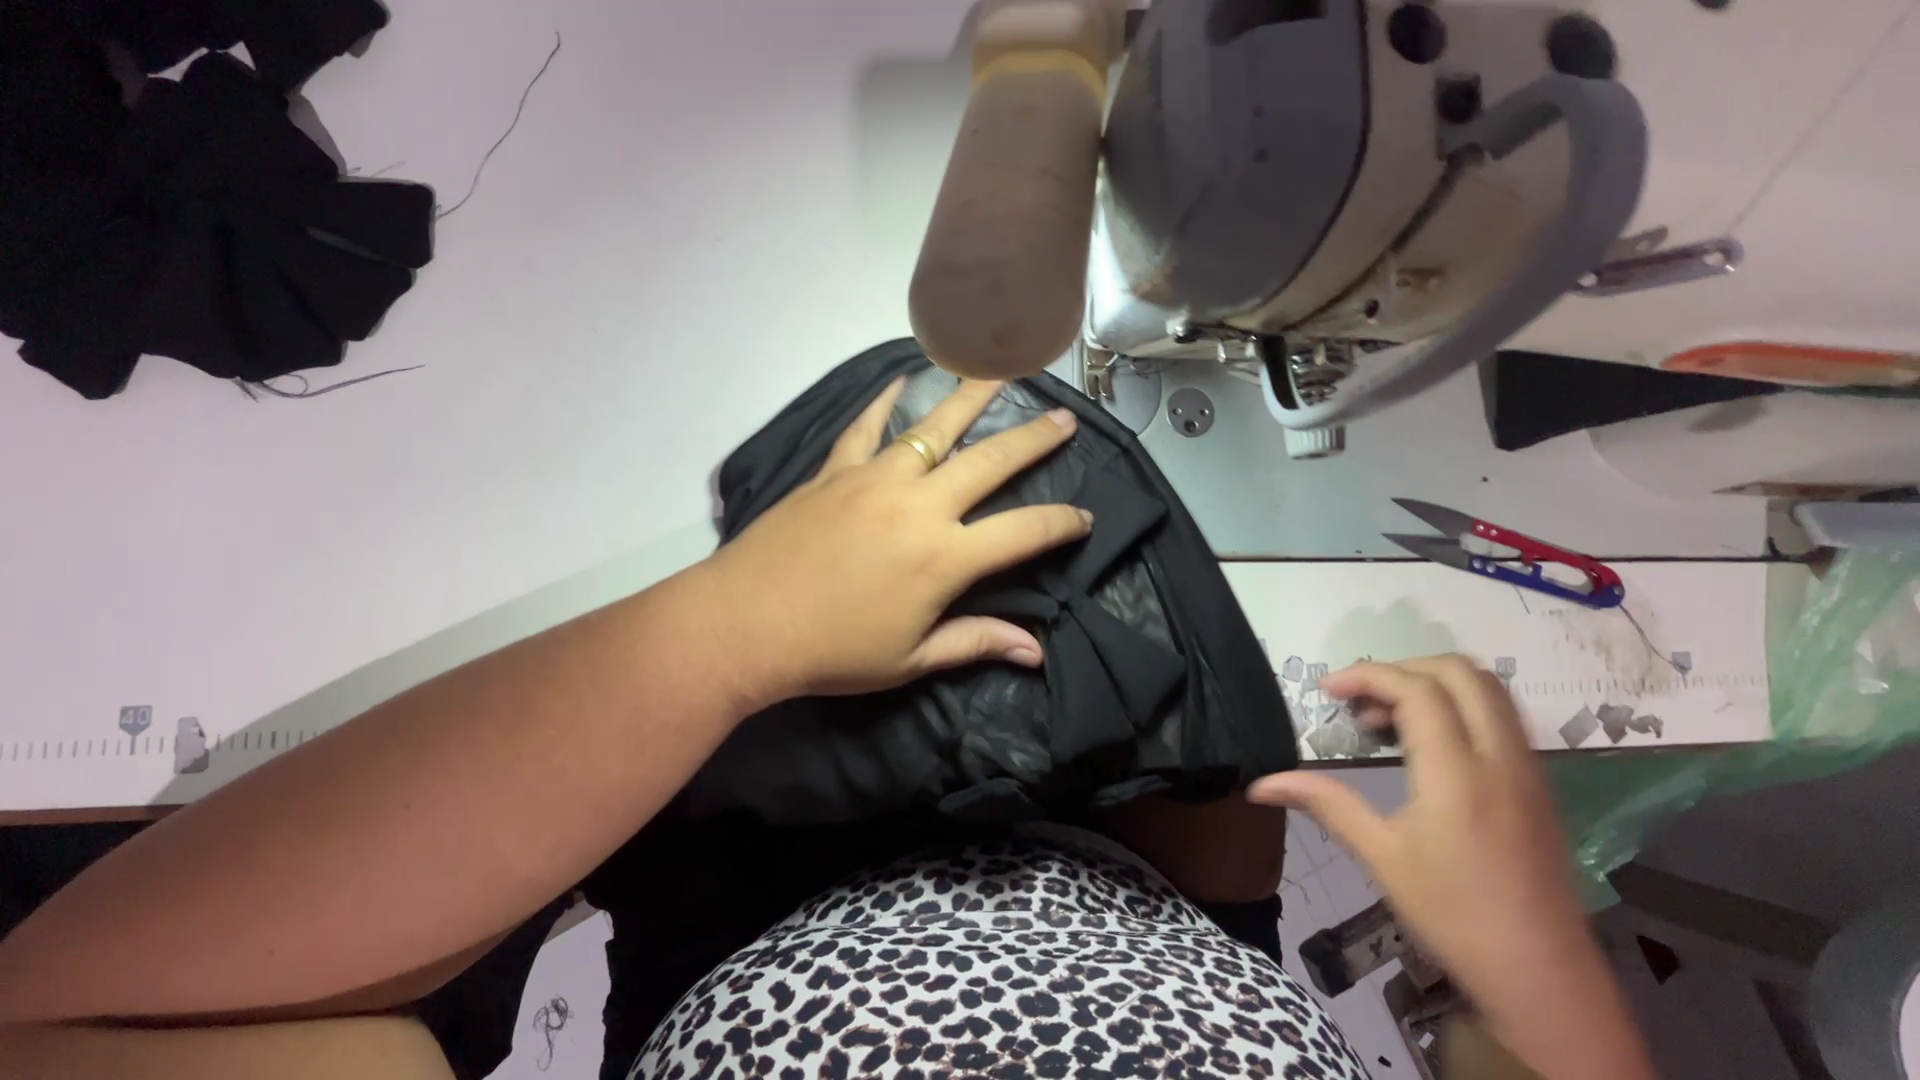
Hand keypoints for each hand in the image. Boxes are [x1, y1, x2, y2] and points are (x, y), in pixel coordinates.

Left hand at [696, 378, 1090, 703]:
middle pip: (990, 462)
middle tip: (1064, 420)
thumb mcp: (910, 660)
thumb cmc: (831, 652)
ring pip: (934, 428)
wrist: (744, 625)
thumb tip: (1034, 650)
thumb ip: (975, 642)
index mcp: (945, 558)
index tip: (1084, 518)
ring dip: (971, 398)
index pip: (1024, 532)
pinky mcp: (834, 471)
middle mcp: (919, 506)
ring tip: (999, 371)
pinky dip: (885, 402)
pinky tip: (901, 380)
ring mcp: (874, 480)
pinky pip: (866, 427)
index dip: (1062, 524)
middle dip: (1033, 440)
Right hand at [1249, 655, 1654, 1079]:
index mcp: (1458, 773)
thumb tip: (1260, 784)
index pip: (1417, 690)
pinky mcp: (1537, 782)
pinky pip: (1500, 716)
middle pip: (1459, 672)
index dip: (1367, 675)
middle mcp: (1500, 756)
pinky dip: (1458, 706)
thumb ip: (1325, 804)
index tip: (1326, 690)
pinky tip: (1425, 745)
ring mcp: (1527, 767)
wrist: (1541, 972)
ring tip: (1387, 721)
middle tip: (1359, 700)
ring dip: (1432, 684)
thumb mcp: (1380, 857)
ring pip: (1486, 689)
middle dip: (1401, 669)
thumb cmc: (1452, 914)